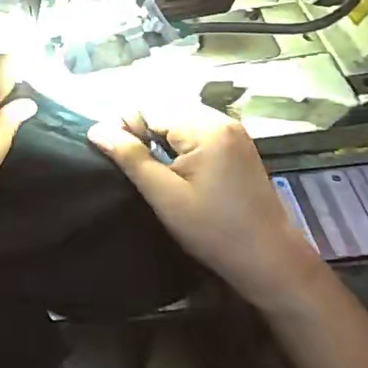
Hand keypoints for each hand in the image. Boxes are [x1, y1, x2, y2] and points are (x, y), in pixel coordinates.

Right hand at [89, 105, 324, 309]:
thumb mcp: (165, 197)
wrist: (270, 260)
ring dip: (160, 137)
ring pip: (180, 119)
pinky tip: (175, 170)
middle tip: (133, 168)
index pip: (150, 107)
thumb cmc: (215, 231)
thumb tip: (96, 129)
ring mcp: (233, 131)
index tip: (116, 159)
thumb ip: (131, 158)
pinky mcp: (237, 145)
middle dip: (143, 131)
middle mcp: (221, 119)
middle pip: (166, 108)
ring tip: (152, 171)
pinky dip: (179, 143)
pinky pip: (197, 131)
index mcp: (206, 127)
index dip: (126, 127)